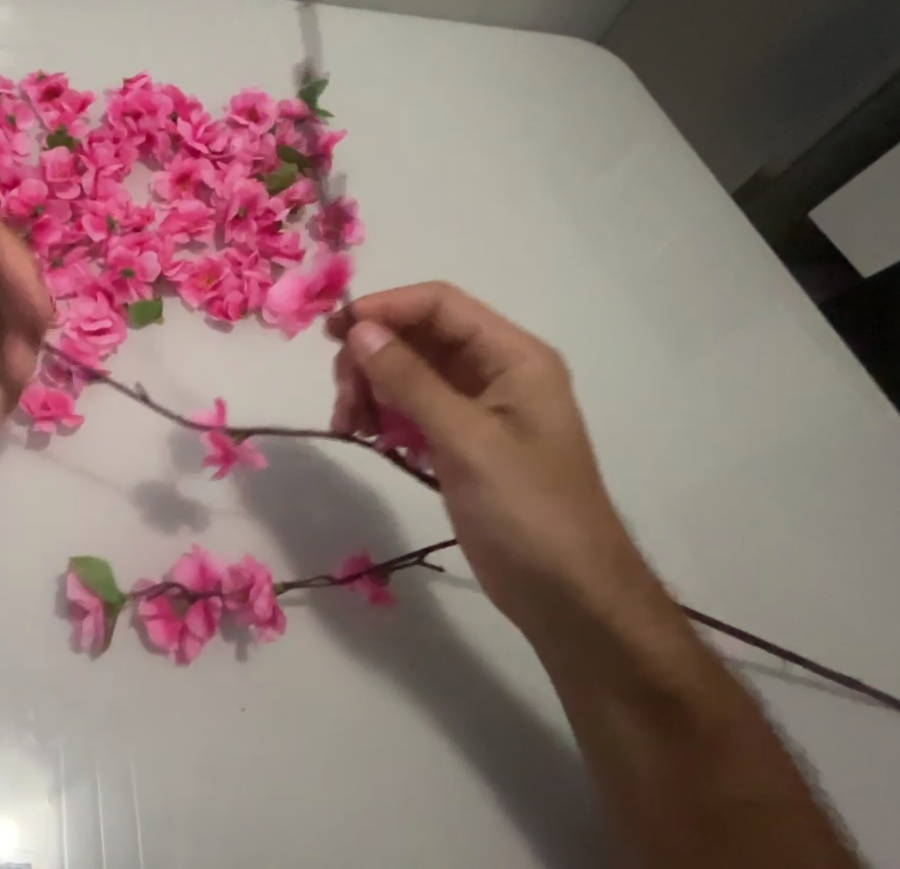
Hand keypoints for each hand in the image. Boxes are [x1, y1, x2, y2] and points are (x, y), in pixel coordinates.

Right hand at [327, 283, 666, 631]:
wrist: (567, 594)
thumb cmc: (528, 510)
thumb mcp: (466, 440)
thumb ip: (411, 380)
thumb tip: (358, 329)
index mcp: (512, 357)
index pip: (439, 304)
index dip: (383, 309)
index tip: (332, 335)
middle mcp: (493, 371)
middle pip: (415, 336)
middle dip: (371, 359)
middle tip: (344, 401)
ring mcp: (475, 406)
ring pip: (405, 372)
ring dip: (369, 390)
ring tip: (351, 427)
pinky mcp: (458, 438)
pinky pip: (408, 407)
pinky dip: (382, 416)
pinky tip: (370, 440)